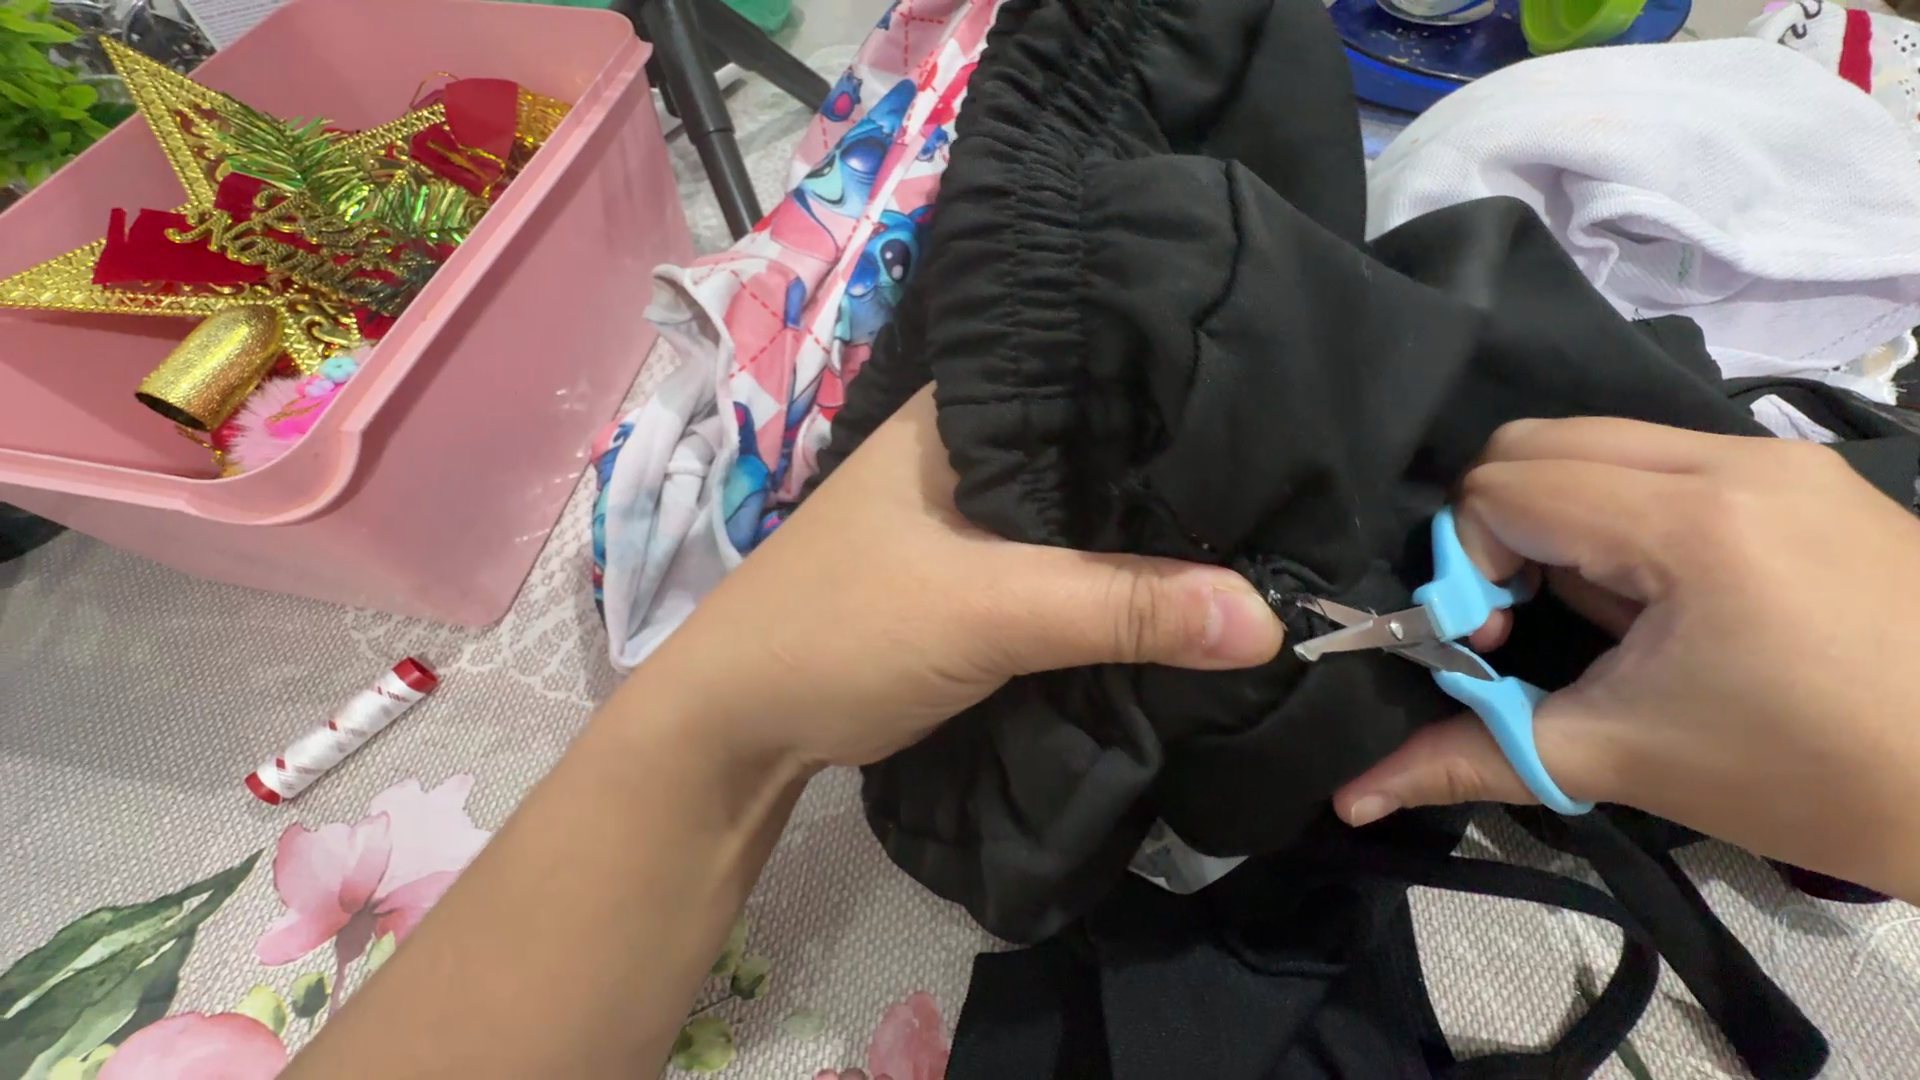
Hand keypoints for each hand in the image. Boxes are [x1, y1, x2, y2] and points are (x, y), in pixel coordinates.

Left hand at [627, 385, 1284, 771]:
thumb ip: (1121, 607)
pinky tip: (1179, 588)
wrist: (750, 719)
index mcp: (966, 410)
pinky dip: (1113, 580)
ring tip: (1258, 536)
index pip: (1100, 380)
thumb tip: (1269, 620)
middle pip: (1101, 455)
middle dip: (1178, 483)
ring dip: (1148, 538)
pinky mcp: (976, 572)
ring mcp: (973, 511)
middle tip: (1291, 494)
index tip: (1282, 428)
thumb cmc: (848, 628)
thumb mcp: (987, 608)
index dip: (1188, 404)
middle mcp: (975, 446)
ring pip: (1086, 514)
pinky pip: (1066, 564)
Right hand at [1335, 418, 1919, 900]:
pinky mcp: (1791, 474)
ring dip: (1543, 517)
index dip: (1464, 565)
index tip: (1496, 642)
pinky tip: (1636, 589)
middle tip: (1520, 612)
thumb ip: (1467, 758)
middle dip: (1491, 528)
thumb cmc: (1821, 776)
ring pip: (1580, 442)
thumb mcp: (1621, 760)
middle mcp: (1728, 460)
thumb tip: (1349, 796)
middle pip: (1527, 444)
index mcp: (1691, 523)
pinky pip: (1639, 458)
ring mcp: (1769, 458)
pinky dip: (1597, 511)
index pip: (1500, 490)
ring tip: (1581, 603)